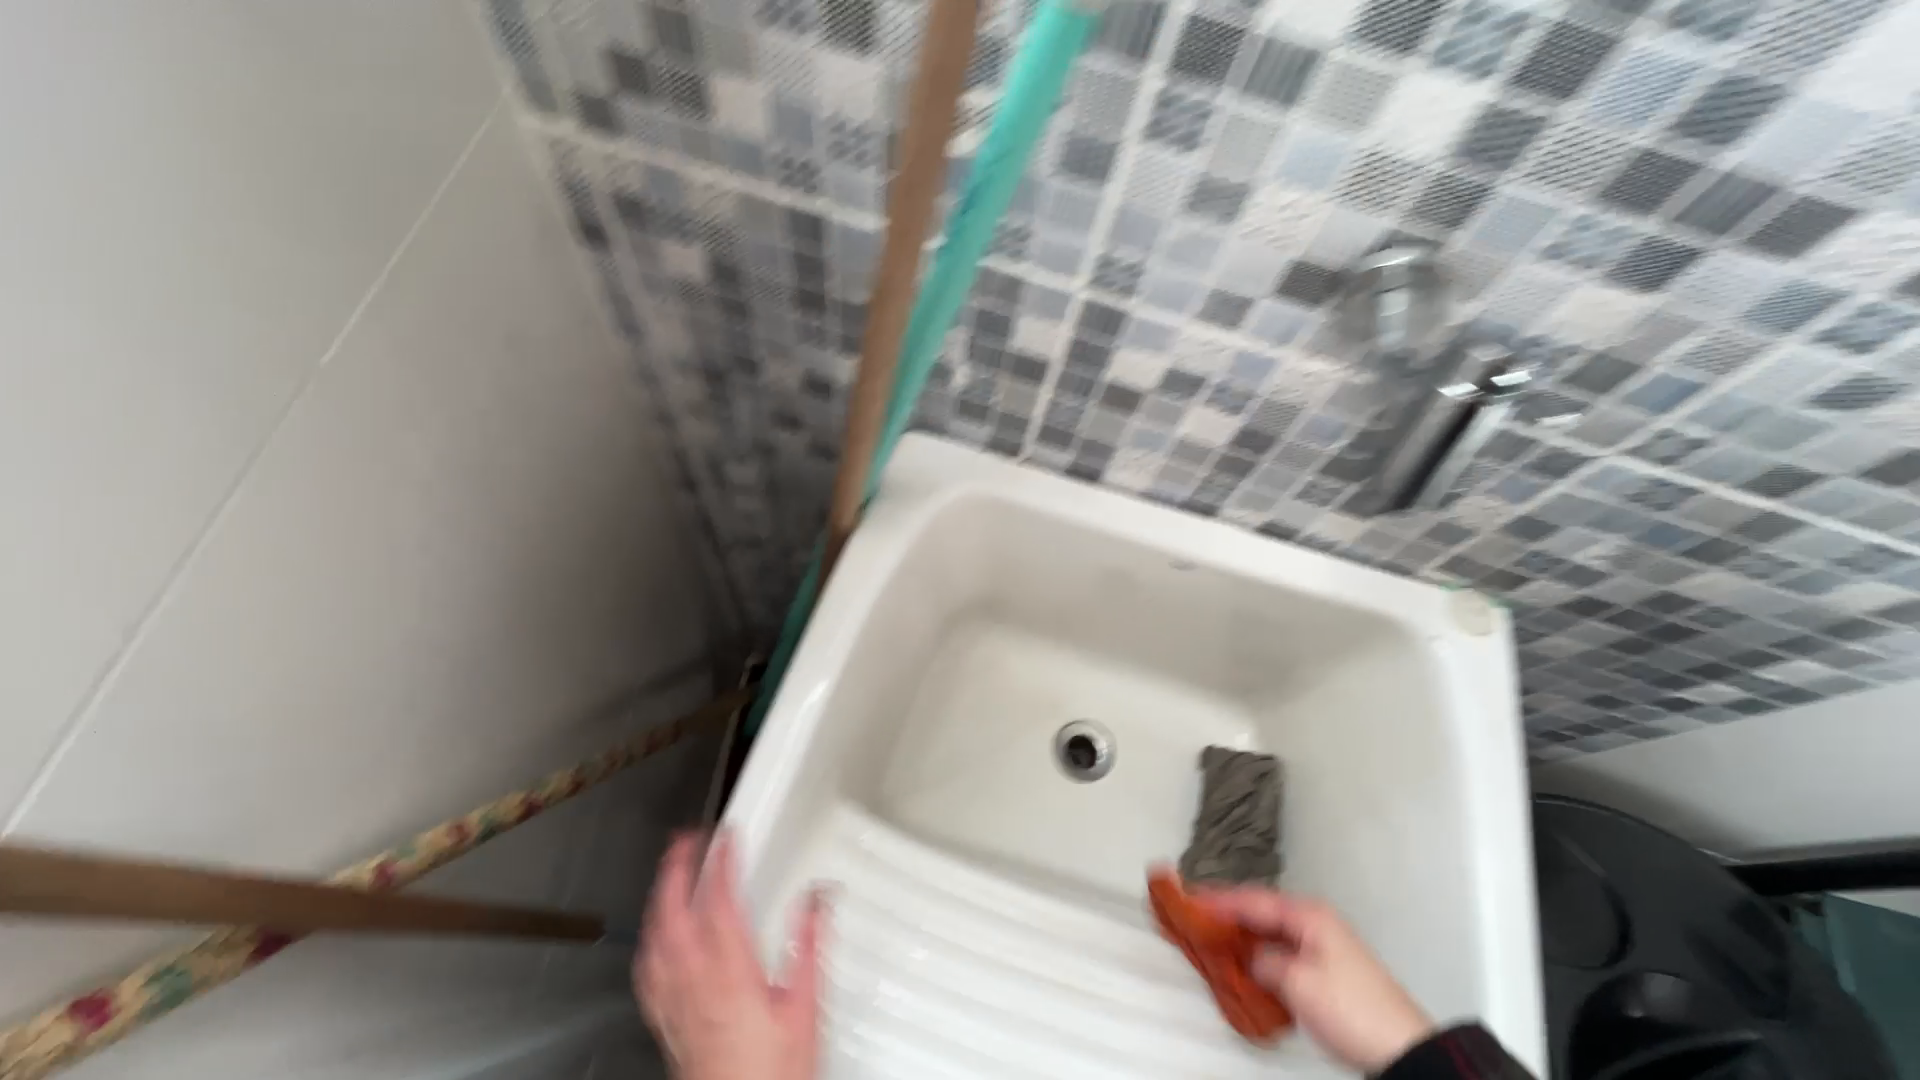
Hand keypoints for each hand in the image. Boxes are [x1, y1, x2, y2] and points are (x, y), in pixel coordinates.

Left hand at [635, 831, 829, 1079]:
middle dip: (678, 868)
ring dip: (660, 897)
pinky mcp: (665, 1020)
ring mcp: (674, 1001)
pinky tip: (653, 933)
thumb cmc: (771, 1072)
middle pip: (674, 911)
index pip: (719, 900)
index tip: (726, 836)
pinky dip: (650, 938)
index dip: (721, 861)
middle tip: (688, 840)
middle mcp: (694, 982)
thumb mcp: (806, 1006)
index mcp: (730, 972)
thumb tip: (816, 899)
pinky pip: (647, 969)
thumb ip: (809, 946)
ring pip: (654, 936)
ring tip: (669, 873)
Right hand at [1196, 888, 1432, 1072]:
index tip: (1186, 897)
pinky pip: (1281, 953)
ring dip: (1242, 938)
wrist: (1403, 1048)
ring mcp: (1320, 946)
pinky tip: (1242, 966)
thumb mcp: (1298, 984)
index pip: (1251, 900)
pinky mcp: (1324, 969)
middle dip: (1226, 917)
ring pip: (1269, 934)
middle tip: (1191, 919)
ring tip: (1208, 941)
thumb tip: (1250, 957)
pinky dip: (1259, 956)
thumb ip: (1264, 962)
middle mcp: (1313, 923)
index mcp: (1307, 916)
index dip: (1216, 899)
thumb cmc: (1351, 1010)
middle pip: (1260, 913)